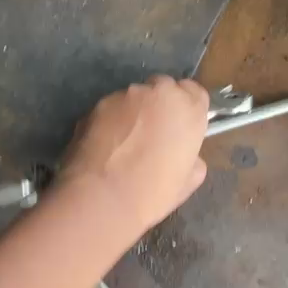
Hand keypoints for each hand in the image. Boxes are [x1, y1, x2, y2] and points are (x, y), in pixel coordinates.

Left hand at [53, 76, 208, 237]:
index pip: (193, 92)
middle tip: (151, 136)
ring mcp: (122, 96)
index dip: (185, 110)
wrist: (102, 198)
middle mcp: (156, 92)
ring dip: (131, 114)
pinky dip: (109, 123)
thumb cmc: (153, 192)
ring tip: (122, 145)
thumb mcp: (188, 179)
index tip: (178, 128)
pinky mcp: (94, 106)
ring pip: (132, 99)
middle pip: (162, 89)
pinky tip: (104, 148)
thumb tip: (178, 151)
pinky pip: (109, 111)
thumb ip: (190, 154)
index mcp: (187, 107)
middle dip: (158, 106)